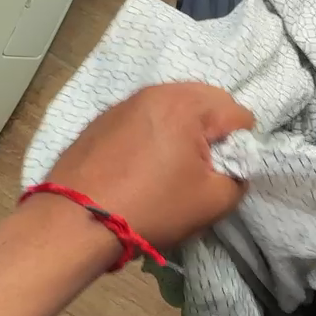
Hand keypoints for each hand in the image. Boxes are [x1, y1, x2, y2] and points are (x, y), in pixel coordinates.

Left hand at [39, 82, 254, 254]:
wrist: (73, 223)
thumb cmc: (150, 208)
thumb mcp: (213, 202)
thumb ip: (239, 178)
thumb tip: (234, 168)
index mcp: (189, 105)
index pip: (240, 115)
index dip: (242, 147)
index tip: (223, 172)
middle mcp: (158, 92)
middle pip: (209, 102)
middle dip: (214, 132)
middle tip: (201, 168)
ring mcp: (126, 102)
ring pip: (175, 107)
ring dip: (184, 130)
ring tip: (171, 167)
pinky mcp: (102, 118)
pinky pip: (146, 117)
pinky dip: (154, 135)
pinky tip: (142, 166)